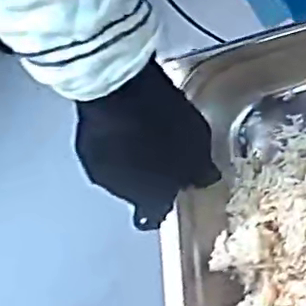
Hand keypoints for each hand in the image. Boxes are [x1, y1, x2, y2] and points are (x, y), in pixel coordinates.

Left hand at [75, 58, 219, 229]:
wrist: (126, 91)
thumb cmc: (108, 134)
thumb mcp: (104, 171)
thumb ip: (126, 188)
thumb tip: (139, 197)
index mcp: (162, 189)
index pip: (158, 213)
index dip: (151, 212)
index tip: (147, 210)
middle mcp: (191, 170)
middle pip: (193, 185)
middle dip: (180, 182)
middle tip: (163, 176)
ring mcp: (200, 144)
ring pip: (199, 162)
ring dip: (185, 161)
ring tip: (163, 153)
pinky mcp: (200, 122)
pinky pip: (197, 142)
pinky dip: (185, 142)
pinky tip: (167, 134)